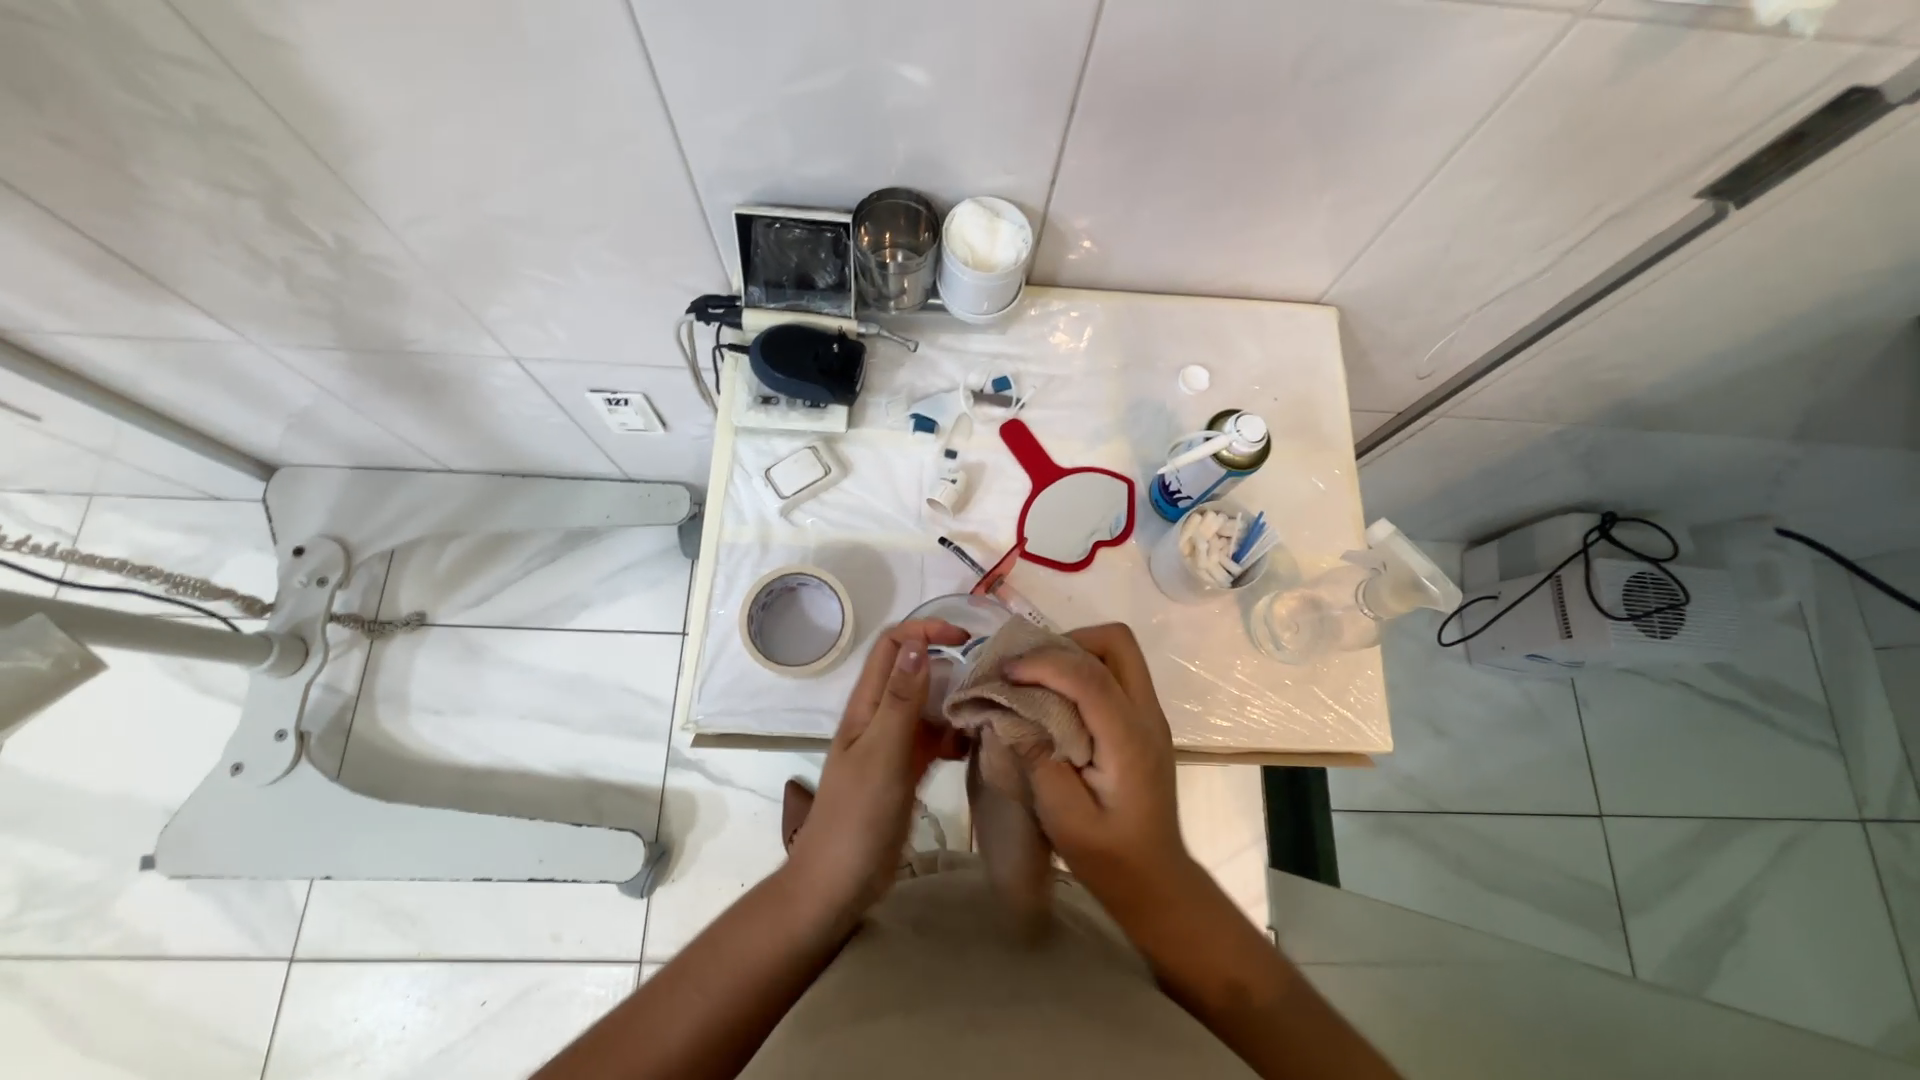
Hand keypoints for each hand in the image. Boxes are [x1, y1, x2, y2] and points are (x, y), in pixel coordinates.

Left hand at [784, 618, 970, 917]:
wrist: (838, 882)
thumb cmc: (857, 817)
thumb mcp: (882, 754)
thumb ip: (900, 701)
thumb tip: (918, 644)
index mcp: (866, 706)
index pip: (893, 647)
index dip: (925, 631)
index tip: (966, 640)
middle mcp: (879, 718)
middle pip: (915, 673)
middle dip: (950, 666)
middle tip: (991, 680)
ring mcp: (893, 746)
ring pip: (929, 707)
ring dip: (956, 704)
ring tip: (991, 714)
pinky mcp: (906, 772)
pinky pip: (935, 741)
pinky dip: (955, 737)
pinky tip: (976, 748)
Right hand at [1004, 623, 1191, 894]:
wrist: (1155, 880)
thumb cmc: (1109, 857)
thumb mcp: (1064, 818)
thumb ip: (1038, 761)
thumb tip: (1009, 715)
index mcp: (1129, 741)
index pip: (1090, 677)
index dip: (1044, 664)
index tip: (1005, 673)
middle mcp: (1147, 716)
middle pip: (1117, 643)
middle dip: (1068, 642)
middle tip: (1028, 669)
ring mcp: (1150, 716)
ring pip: (1118, 653)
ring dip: (1075, 654)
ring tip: (1036, 679)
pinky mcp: (1143, 722)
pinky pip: (1116, 673)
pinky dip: (1082, 671)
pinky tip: (1053, 698)